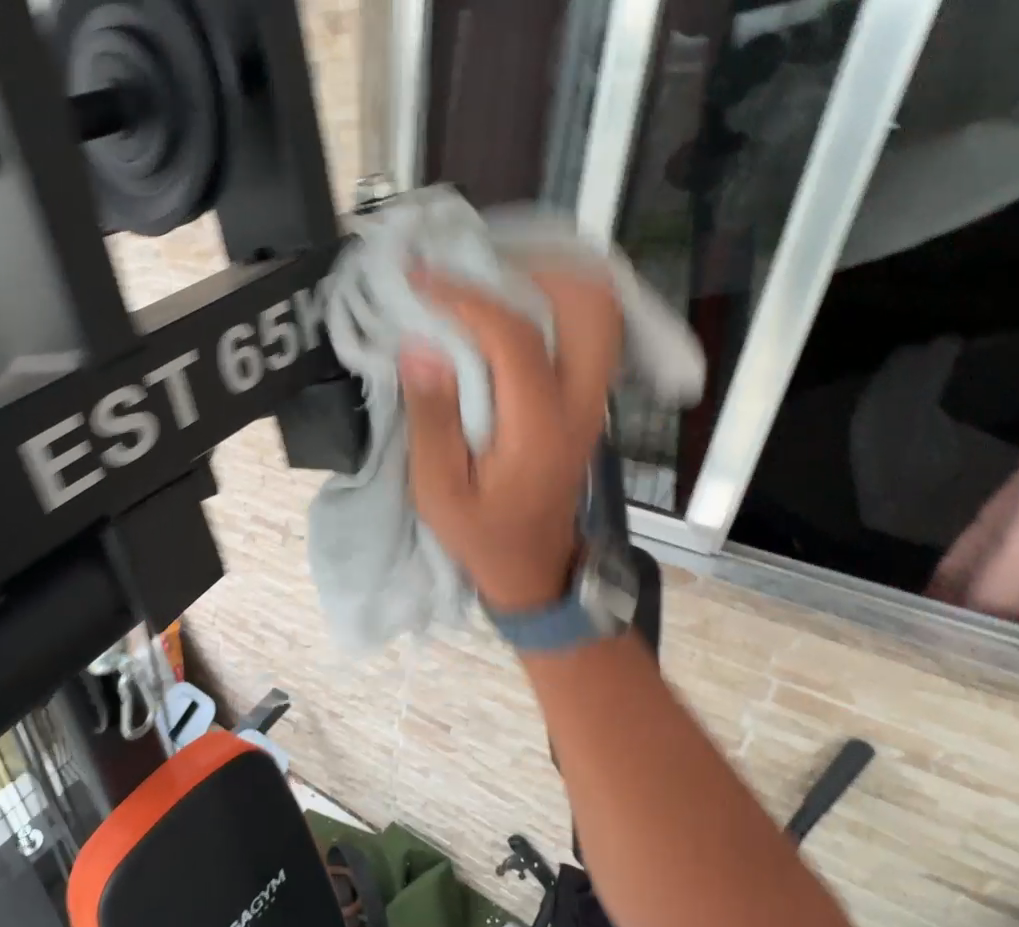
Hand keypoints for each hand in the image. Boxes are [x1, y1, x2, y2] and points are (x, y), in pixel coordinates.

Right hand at [401, 266, 621, 611]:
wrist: (534, 566)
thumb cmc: (479, 533)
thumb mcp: (437, 489)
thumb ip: (432, 418)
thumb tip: (421, 347)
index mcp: (539, 426)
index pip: (514, 336)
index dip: (465, 298)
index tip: (420, 278)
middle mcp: (580, 402)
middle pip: (590, 303)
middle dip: (534, 269)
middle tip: (475, 267)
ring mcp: (592, 399)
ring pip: (598, 311)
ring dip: (549, 281)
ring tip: (489, 277)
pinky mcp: (585, 399)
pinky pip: (585, 331)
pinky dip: (552, 304)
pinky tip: (506, 307)